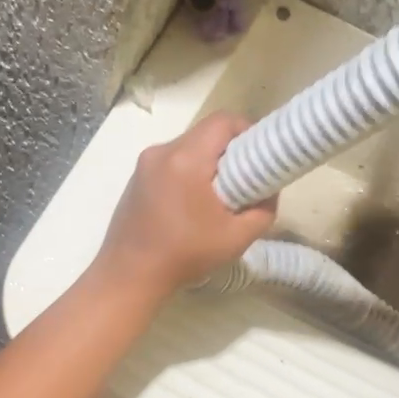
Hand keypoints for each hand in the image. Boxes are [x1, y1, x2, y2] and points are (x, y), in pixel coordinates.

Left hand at [92, 112, 276, 295]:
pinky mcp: (136, 177)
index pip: (222, 122)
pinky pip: (171, 161)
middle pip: (204, 133)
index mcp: (186, 159)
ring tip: (220, 194)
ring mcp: (145, 163)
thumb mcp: (237, 238)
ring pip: (187, 147)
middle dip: (229, 149)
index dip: (247, 130)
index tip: (259, 155)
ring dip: (208, 161)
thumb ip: (263, 210)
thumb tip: (269, 191)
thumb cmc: (184, 255)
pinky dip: (188, 171)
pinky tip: (193, 203)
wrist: (129, 275)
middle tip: (245, 177)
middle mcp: (162, 152)